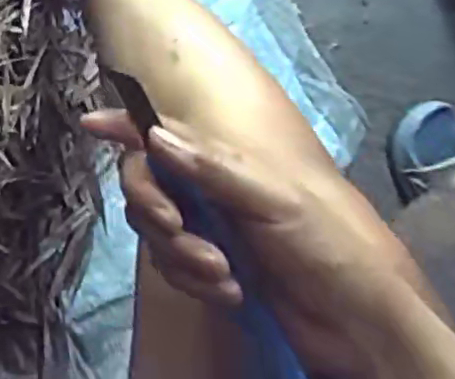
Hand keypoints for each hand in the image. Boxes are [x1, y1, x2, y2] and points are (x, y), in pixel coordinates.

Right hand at [83, 110, 432, 376]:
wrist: (364, 331)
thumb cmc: (327, 248)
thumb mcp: (274, 201)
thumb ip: (212, 168)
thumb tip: (154, 134)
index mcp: (218, 162)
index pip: (160, 133)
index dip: (122, 125)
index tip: (90, 124)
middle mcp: (204, 187)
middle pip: (143, 183)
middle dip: (154, 210)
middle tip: (177, 229)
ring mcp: (205, 226)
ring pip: (152, 229)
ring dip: (178, 253)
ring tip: (223, 275)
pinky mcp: (208, 266)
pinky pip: (170, 265)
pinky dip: (190, 279)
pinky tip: (228, 293)